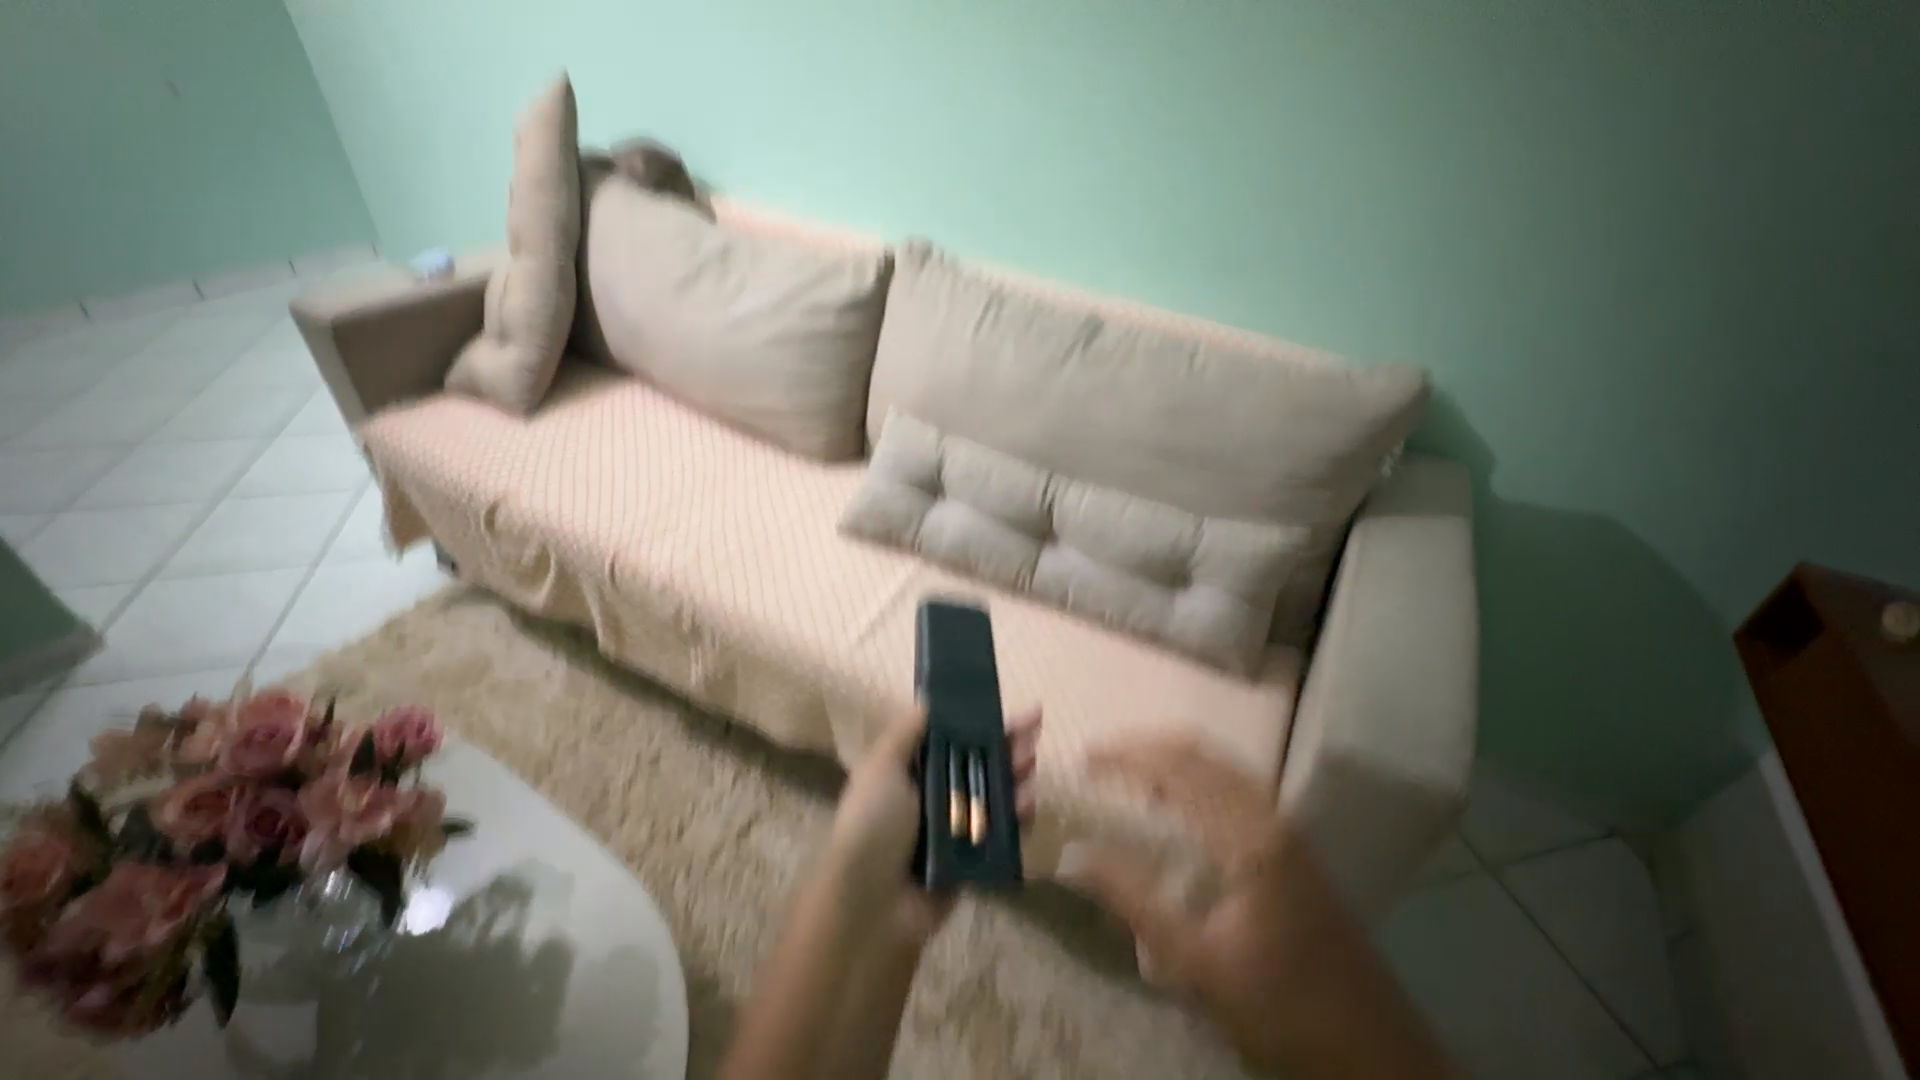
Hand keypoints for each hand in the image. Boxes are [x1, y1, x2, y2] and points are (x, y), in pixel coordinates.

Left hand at [826, 706, 1040, 946]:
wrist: (873, 905)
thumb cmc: (872, 826)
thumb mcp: (880, 768)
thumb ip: (906, 733)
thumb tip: (928, 700)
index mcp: (911, 772)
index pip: (954, 738)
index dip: (982, 722)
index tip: (1010, 706)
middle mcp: (935, 797)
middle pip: (981, 763)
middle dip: (1009, 744)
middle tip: (1035, 728)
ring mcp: (956, 830)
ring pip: (997, 795)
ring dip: (1017, 775)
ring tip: (1031, 764)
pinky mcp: (974, 861)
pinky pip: (1003, 834)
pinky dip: (1018, 817)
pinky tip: (1027, 803)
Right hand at [1059, 738, 1453, 1078]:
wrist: (1374, 1052)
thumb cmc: (1283, 1008)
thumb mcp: (1198, 964)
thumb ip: (1134, 903)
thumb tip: (1073, 856)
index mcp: (1250, 839)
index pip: (1179, 770)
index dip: (1128, 756)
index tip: (1085, 758)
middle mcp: (1273, 820)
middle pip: (1204, 756)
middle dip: (1148, 748)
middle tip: (1101, 758)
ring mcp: (1290, 833)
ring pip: (1225, 770)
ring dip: (1175, 762)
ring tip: (1130, 776)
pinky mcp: (1296, 851)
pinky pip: (1239, 793)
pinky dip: (1199, 783)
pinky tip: (1179, 811)